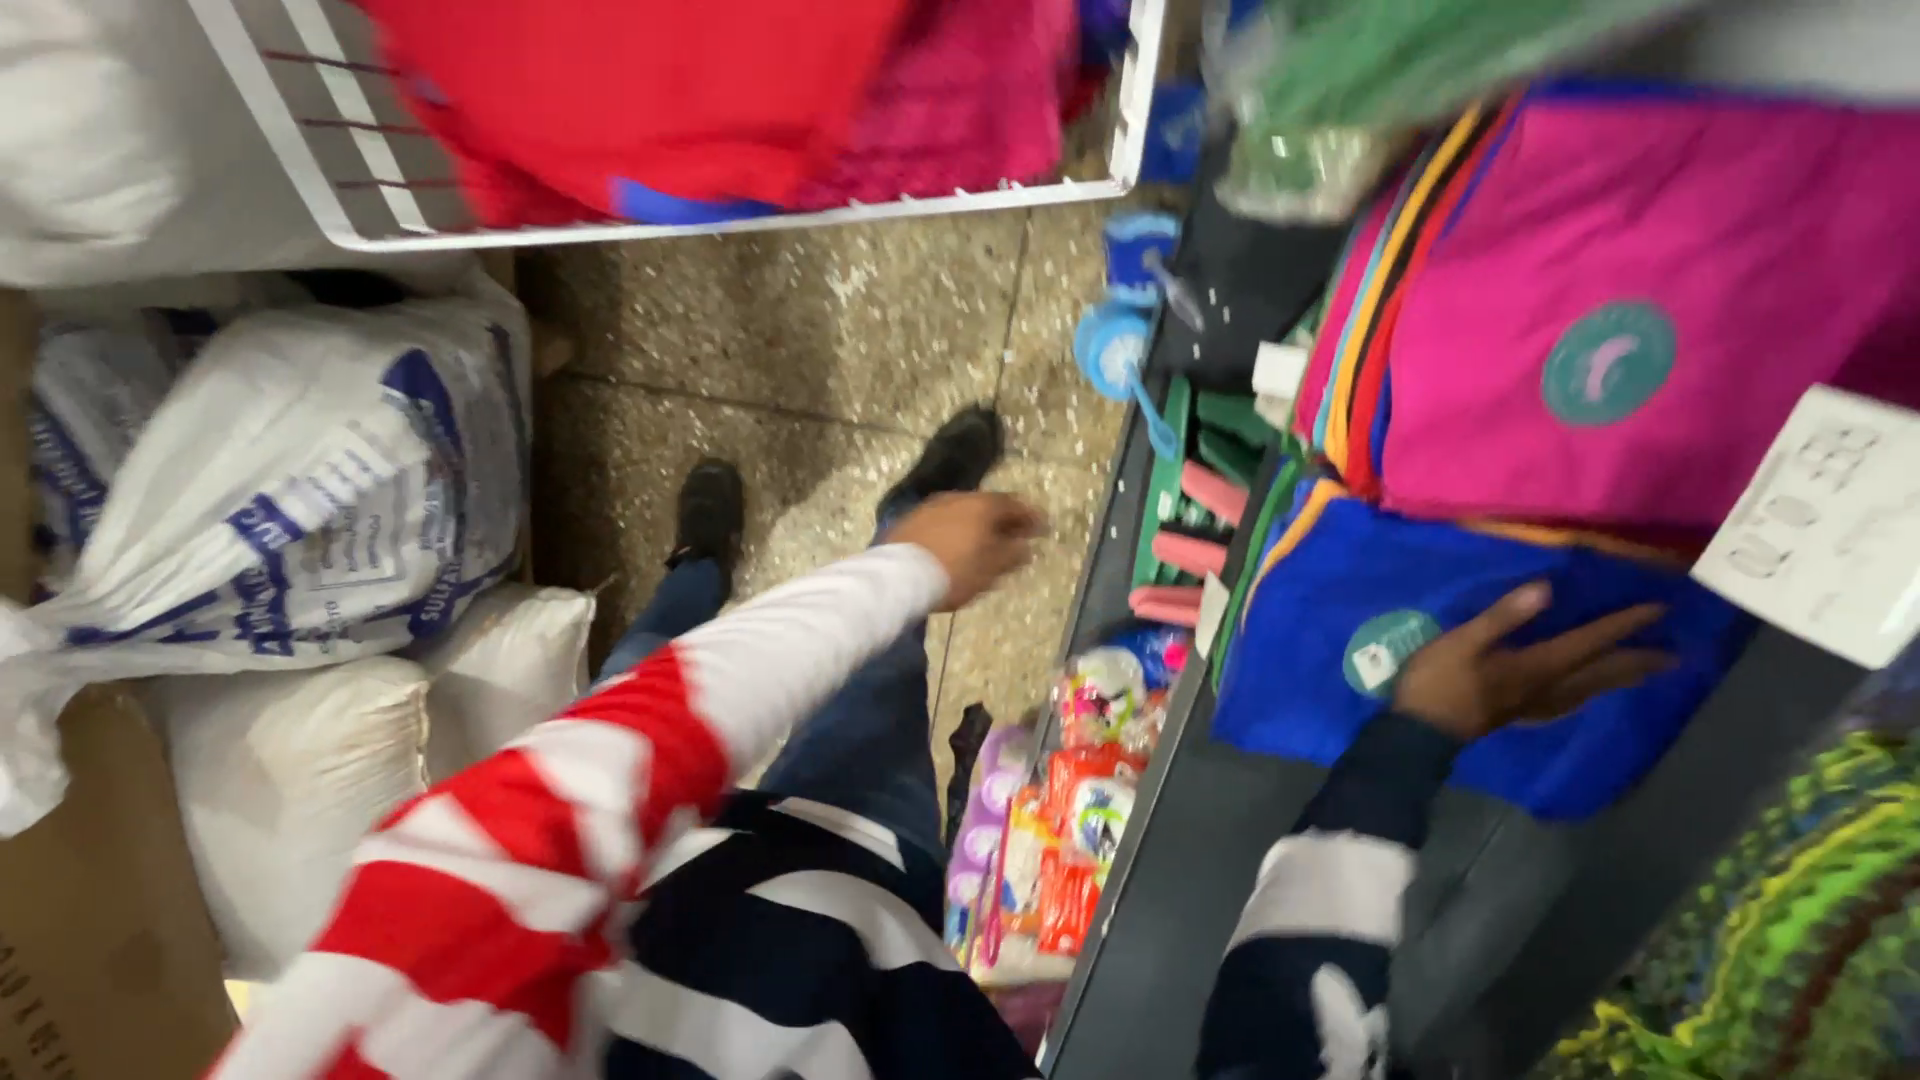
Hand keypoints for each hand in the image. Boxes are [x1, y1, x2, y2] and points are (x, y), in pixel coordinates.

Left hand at [886, 492, 1046, 611]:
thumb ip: (1012, 555)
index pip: (1014, 505)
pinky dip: (954, 530)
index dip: (1030, 517)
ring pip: (962, 512)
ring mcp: (931, 507)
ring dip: (976, 525)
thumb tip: (1025, 547)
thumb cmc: (954, 573)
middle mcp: (957, 498)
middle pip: (987, 506)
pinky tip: (954, 546)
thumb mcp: (990, 570)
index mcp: (982, 506)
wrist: (898, 577)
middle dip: (1002, 521)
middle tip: (1012, 537)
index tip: (1040, 528)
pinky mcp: (910, 520)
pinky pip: (942, 521)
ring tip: (983, 544)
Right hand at [1392, 583, 1673, 740]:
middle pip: (1601, 672)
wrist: (1419, 729)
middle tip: (1674, 655)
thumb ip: (1504, 616)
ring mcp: (1534, 704)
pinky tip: (1581, 696)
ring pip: (1589, 690)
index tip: (1658, 610)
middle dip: (1638, 661)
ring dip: (1620, 680)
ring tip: (1641, 673)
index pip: (1590, 642)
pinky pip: (1568, 703)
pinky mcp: (1518, 714)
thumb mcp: (1464, 641)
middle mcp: (1547, 687)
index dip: (1623, 625)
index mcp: (1537, 666)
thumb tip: (1547, 589)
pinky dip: (1586, 696)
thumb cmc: (1438, 680)